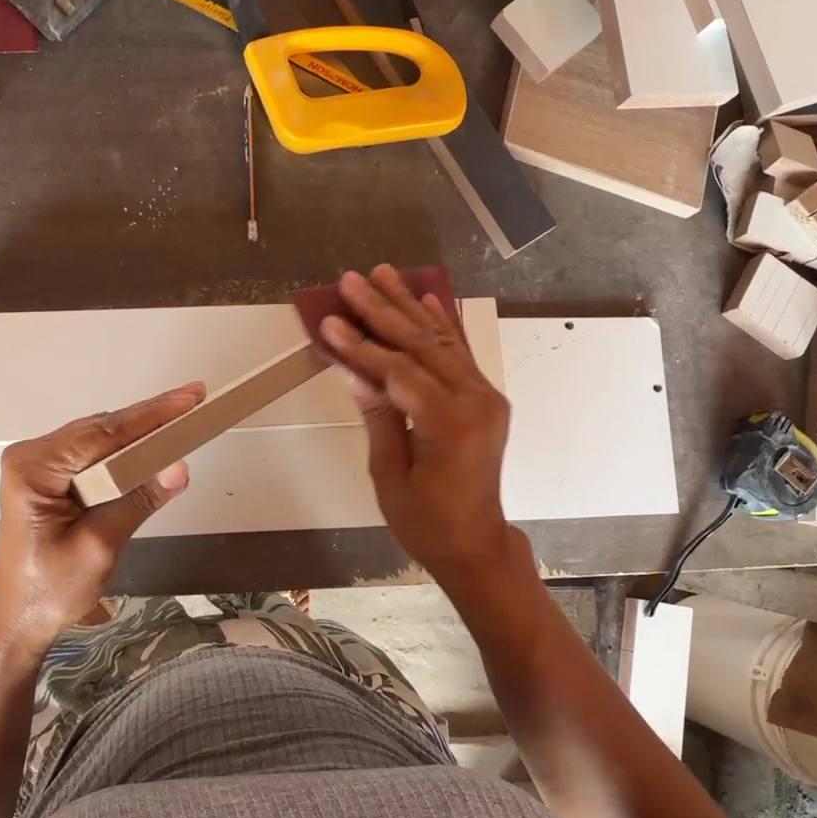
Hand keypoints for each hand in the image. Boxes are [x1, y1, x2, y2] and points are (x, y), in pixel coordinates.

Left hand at [0, 384, 205, 648]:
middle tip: (194, 402)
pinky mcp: (45, 478)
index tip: (188, 398)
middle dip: (148, 419)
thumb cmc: (52, 590)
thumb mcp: (101, 545)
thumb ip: (139, 500)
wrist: (20, 618)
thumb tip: (180, 467)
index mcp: (34, 469)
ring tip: (181, 420)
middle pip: (99, 429)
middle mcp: (29, 457)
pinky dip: (122, 451)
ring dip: (137, 433)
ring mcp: (34, 465)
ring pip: (96, 438)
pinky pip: (89, 454)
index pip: (102, 434)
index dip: (150, 415)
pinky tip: (150, 445)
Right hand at [320, 265, 518, 577]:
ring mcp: (486, 397)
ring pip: (441, 341)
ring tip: (382, 274)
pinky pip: (460, 354)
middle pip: (422, 345)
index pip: (398, 371)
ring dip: (409, 307)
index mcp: (450, 425)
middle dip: (383, 310)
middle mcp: (476, 402)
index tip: (330, 321)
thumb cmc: (426, 522)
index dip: (360, 345)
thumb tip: (352, 369)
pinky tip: (425, 299)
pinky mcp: (487, 399)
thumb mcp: (389, 473)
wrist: (475, 543)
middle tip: (352, 280)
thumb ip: (377, 415)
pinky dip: (441, 325)